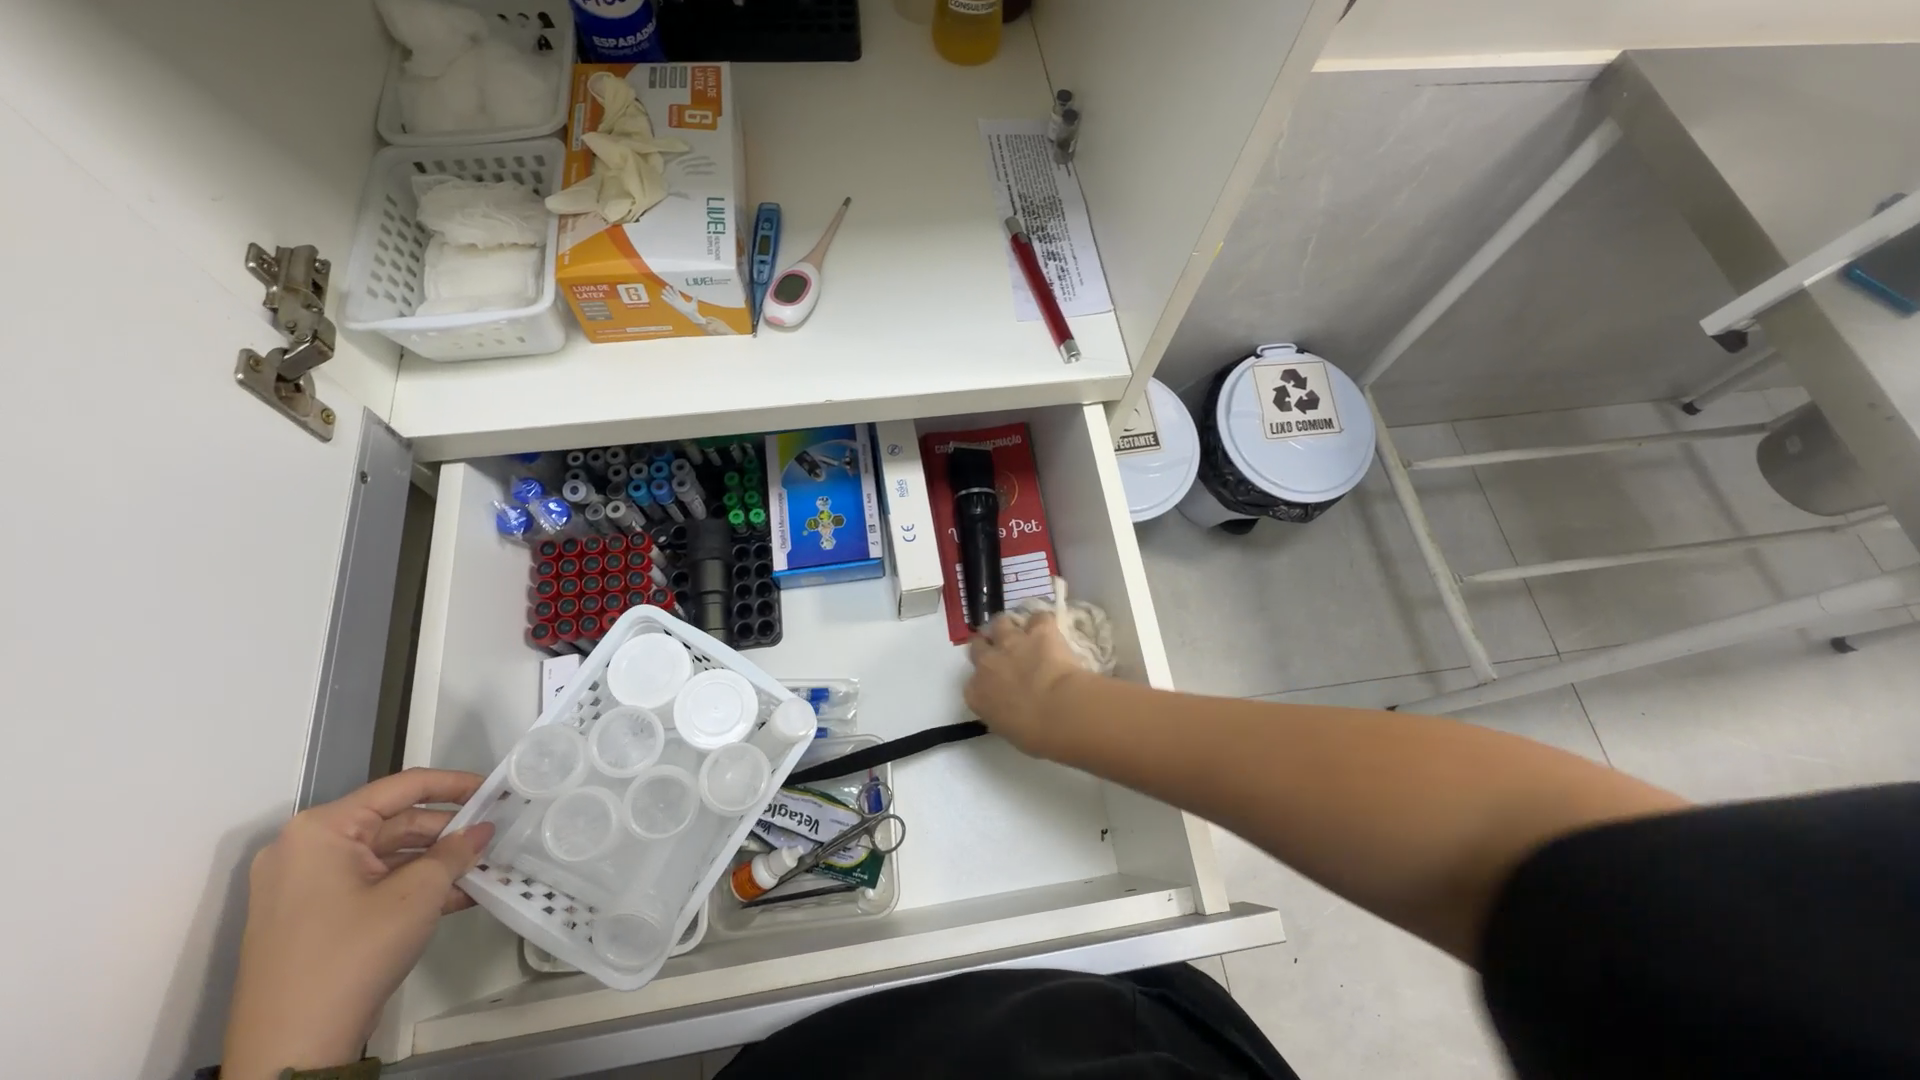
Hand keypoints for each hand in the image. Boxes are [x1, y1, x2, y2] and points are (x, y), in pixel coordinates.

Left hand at [222, 769, 494, 1078]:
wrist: (290, 1045)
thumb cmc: (353, 952)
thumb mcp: (417, 895)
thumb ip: (455, 852)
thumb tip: (482, 830)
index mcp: (321, 829)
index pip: (401, 787)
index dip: (453, 785)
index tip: (495, 789)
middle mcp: (305, 848)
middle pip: (393, 822)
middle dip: (447, 831)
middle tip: (496, 835)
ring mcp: (304, 885)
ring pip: (386, 856)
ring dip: (435, 862)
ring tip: (485, 866)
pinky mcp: (312, 916)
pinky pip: (371, 885)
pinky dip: (412, 887)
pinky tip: (459, 896)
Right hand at [965, 612, 1090, 757]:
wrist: (1060, 712)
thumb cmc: (1036, 734)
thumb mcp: (1008, 730)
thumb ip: (1002, 713)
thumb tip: (1010, 709)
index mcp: (977, 694)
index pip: (972, 682)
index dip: (984, 680)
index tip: (995, 684)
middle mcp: (988, 663)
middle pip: (978, 645)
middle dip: (989, 646)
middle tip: (1004, 654)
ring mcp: (1012, 642)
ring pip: (1001, 622)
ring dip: (1010, 628)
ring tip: (1023, 635)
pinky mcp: (1038, 631)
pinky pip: (1038, 618)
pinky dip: (1043, 624)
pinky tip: (1051, 632)